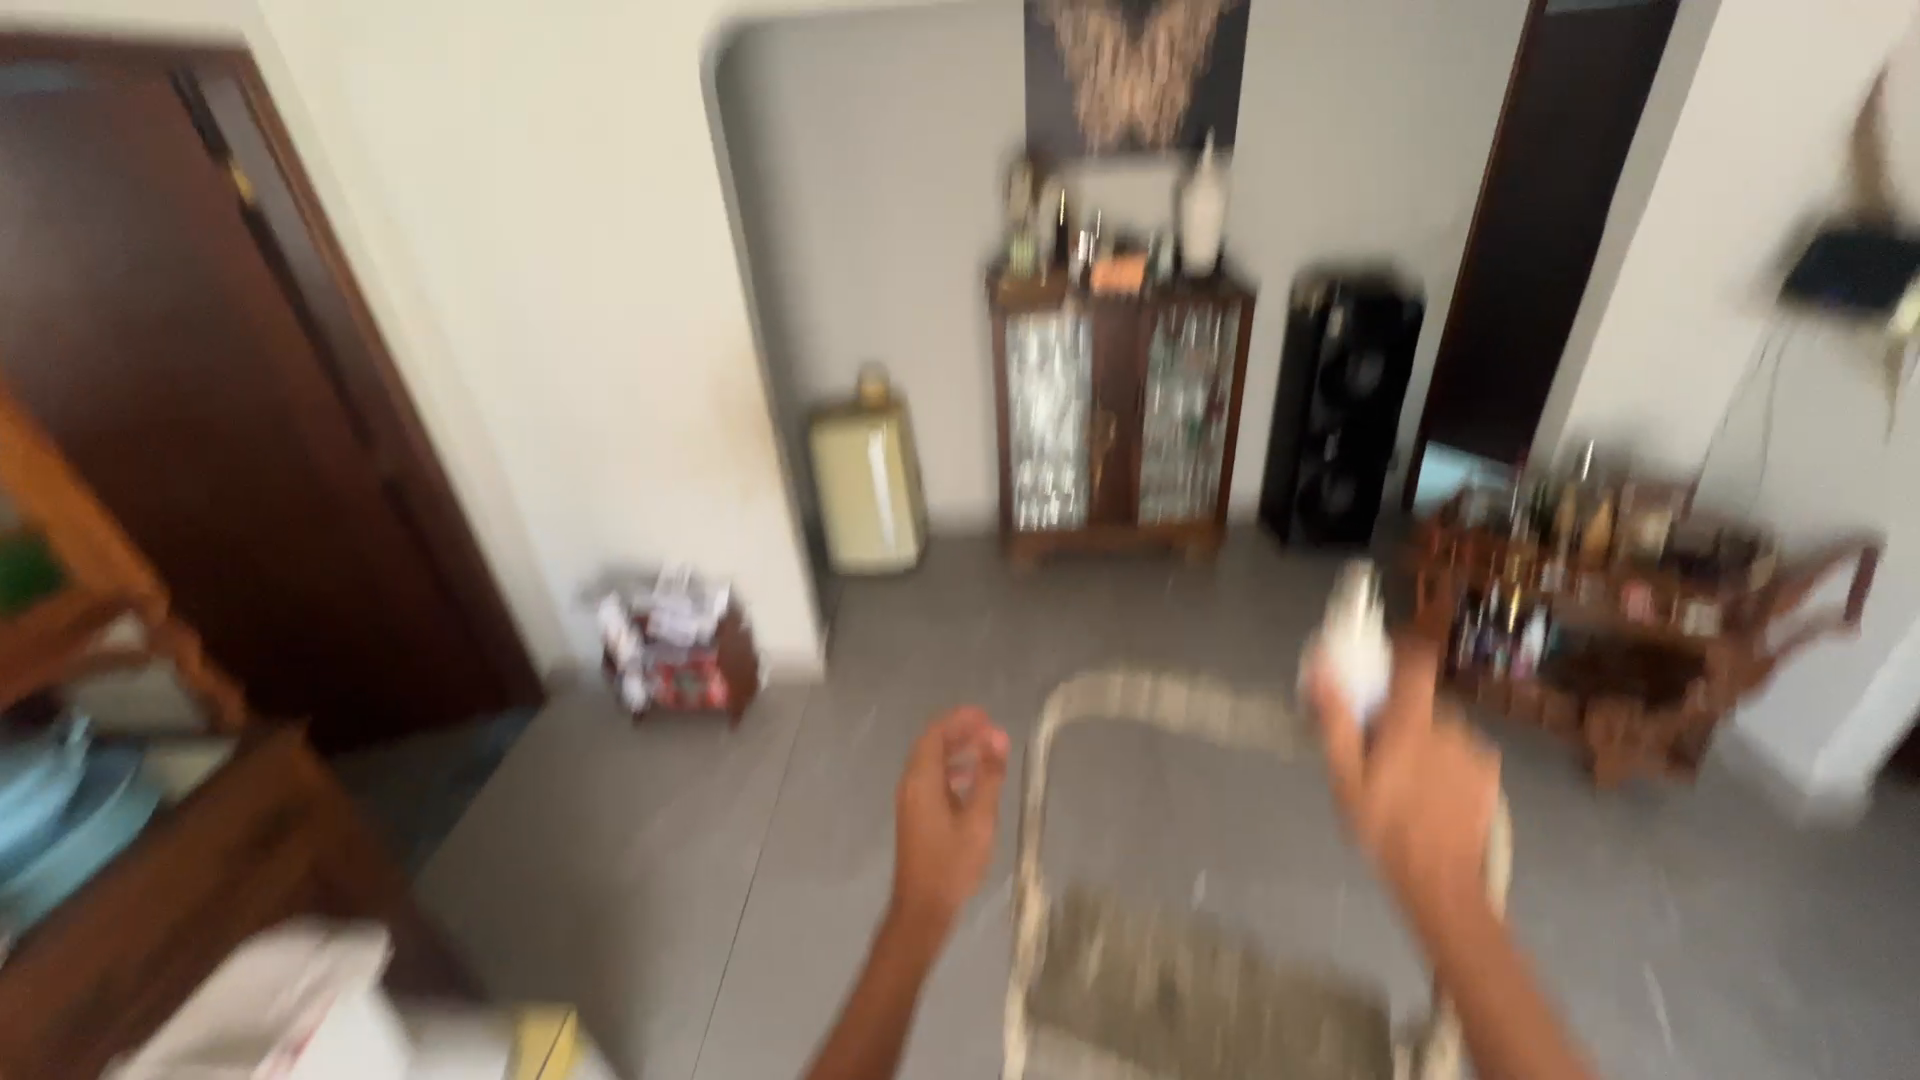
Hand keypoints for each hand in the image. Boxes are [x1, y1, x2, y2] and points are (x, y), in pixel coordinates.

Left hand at [890, 707, 1009, 931]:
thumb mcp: (979, 818)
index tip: (984, 715)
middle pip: (932, 746)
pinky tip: (974, 781)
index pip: (935, 735)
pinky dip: (953, 772)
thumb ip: (989, 775)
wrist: (923, 907)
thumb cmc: (953, 862)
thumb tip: (998, 737)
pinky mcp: (916, 816)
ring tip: (987, 749)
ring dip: (957, 751)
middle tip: (989, 727)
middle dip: (959, 732)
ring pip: (932, 763)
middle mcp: (911, 785)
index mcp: (922, 780)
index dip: (958, 720)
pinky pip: (933, 780)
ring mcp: (911, 801)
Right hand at [1305, 637, 1499, 898]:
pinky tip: (1431, 791)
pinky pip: (1461, 750)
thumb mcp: (1345, 775)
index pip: (1416, 664)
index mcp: (1413, 723)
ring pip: (1441, 728)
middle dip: (1400, 716)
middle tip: (1377, 749)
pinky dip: (1444, 760)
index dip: (1400, 656)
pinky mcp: (1490, 775)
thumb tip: (1321, 667)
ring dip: (1423, 739)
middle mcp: (1451, 727)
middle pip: (1422, 702)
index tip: (1380, 670)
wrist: (1440, 880)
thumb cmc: (1383, 826)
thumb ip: (1336, 718)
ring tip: (1404, 778)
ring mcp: (1476, 752)